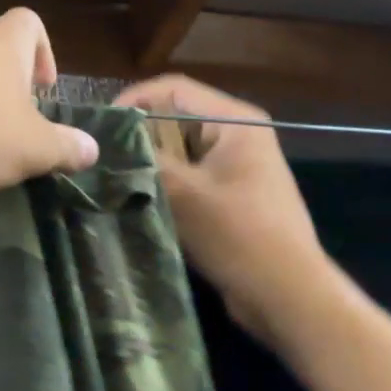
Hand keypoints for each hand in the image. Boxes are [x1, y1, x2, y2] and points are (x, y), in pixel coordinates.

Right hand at [113, 74, 334, 341]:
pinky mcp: (229, 192)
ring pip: (176, 147)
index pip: (172, 89)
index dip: (132, 101)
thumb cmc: (241, 237)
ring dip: (148, 160)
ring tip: (114, 175)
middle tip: (102, 154)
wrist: (291, 301)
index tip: (101, 128)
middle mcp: (237, 133)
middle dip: (137, 134)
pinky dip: (163, 180)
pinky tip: (138, 198)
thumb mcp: (183, 194)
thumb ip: (141, 160)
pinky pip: (186, 172)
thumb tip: (99, 143)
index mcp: (235, 122)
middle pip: (173, 116)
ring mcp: (234, 164)